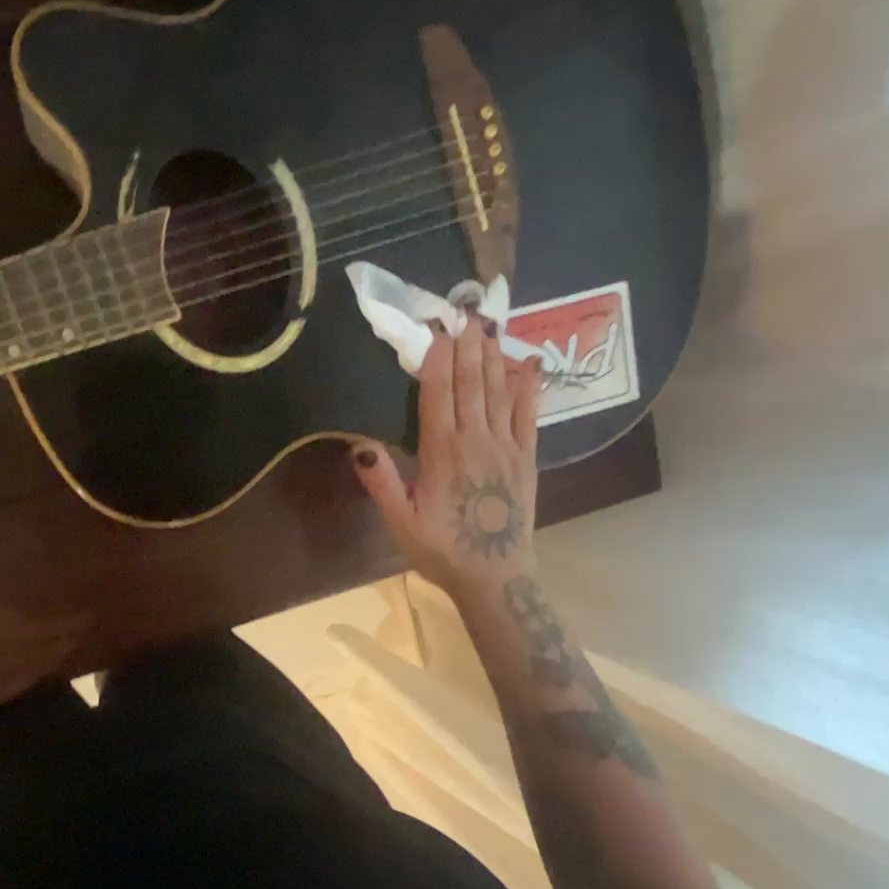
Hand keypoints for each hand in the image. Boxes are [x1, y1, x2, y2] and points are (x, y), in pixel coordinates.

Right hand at [354, 316, 543, 595]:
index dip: (437, 359)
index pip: (438, 394)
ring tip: (490, 326)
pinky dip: (530, 386)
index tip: (437, 329)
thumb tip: (358, 446)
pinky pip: (529, 414)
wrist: (495, 576)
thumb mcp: (400, 522)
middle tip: (466, 312)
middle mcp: (475, 440)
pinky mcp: (526, 457)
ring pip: (499, 391)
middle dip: (467, 346)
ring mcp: (505, 446)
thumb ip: (381, 482)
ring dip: (494, 356)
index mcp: (441, 453)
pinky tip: (530, 362)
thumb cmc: (442, 550)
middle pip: (471, 383)